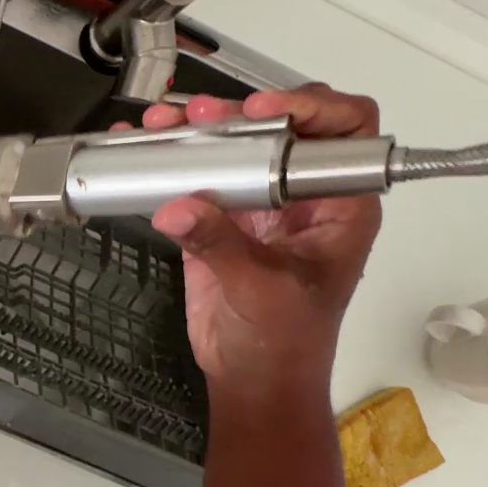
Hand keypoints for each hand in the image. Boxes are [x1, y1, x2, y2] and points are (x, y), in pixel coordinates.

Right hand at [134, 84, 383, 406]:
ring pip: (233, 152)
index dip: (311, 110)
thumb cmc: (283, 338)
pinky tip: (143, 149)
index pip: (344, 133)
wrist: (250, 377)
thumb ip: (219, 244)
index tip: (261, 113)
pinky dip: (169, 166)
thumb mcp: (260, 286)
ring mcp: (254, 208)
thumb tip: (176, 208)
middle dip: (238, 115)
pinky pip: (194, 184)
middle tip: (201, 114)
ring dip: (197, 134)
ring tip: (162, 123)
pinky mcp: (215, 223)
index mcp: (337, 204)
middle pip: (277, 132)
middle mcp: (298, 196)